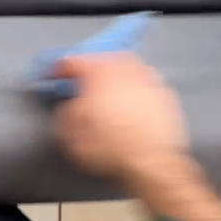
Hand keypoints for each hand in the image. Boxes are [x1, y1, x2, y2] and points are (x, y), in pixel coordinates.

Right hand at [50, 53, 193, 185]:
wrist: (152, 162)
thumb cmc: (111, 148)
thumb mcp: (72, 136)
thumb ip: (66, 115)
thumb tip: (68, 108)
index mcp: (98, 76)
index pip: (74, 62)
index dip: (61, 68)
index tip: (56, 74)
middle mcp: (124, 72)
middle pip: (105, 57)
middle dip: (92, 64)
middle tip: (84, 75)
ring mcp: (148, 81)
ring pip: (129, 66)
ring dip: (116, 72)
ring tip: (109, 84)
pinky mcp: (165, 95)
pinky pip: (147, 81)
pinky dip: (136, 85)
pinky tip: (133, 98)